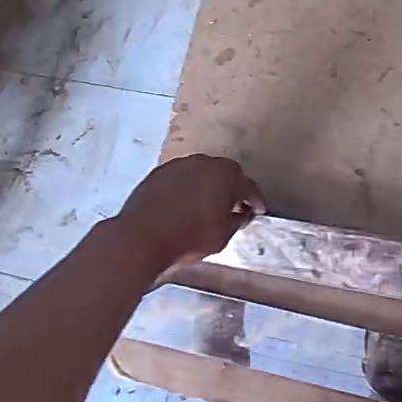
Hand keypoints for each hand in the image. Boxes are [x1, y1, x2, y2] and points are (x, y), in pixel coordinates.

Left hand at [109, 155, 266, 272]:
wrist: (141, 238)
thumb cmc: (187, 238)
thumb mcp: (222, 236)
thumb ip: (237, 221)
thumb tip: (241, 215)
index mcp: (225, 176)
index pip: (248, 187)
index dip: (256, 200)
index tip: (259, 209)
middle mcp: (203, 163)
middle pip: (226, 173)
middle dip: (233, 188)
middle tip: (237, 206)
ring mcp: (179, 165)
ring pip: (202, 173)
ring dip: (209, 186)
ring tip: (210, 206)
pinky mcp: (159, 173)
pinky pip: (182, 178)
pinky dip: (188, 188)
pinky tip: (187, 204)